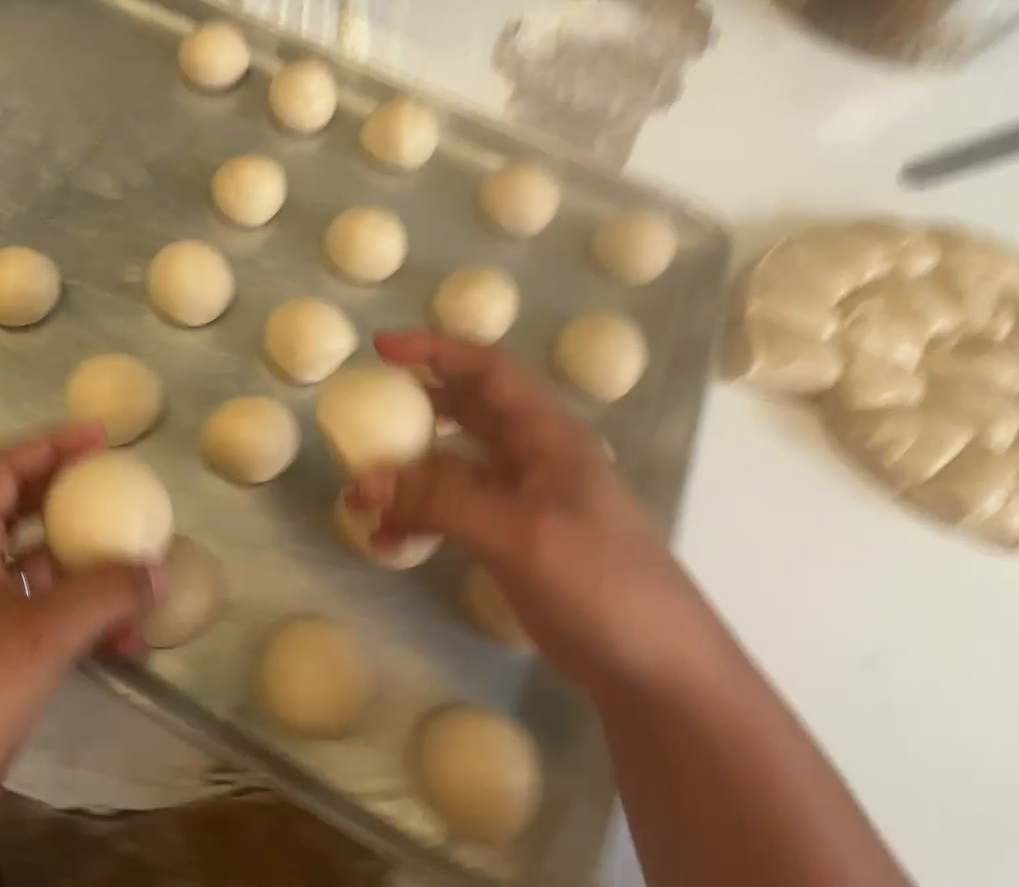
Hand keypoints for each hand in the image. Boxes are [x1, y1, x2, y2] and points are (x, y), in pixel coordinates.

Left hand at [0, 423, 158, 886]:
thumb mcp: (42, 637)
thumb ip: (104, 595)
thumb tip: (158, 569)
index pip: (4, 469)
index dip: (51, 444)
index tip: (101, 437)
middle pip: (20, 509)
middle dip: (74, 500)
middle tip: (122, 491)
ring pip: (35, 565)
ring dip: (85, 569)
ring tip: (137, 581)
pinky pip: (39, 610)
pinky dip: (77, 614)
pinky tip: (121, 641)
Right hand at [347, 331, 723, 695]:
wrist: (658, 669)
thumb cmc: (602, 584)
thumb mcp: (519, 535)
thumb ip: (439, 503)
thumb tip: (363, 483)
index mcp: (548, 436)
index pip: (487, 370)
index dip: (435, 350)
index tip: (381, 348)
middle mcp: (533, 457)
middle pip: (466, 411)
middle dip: (414, 409)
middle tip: (365, 415)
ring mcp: (523, 500)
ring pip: (452, 467)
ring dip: (407, 477)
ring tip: (360, 501)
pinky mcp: (513, 540)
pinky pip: (453, 512)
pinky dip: (419, 519)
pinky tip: (389, 541)